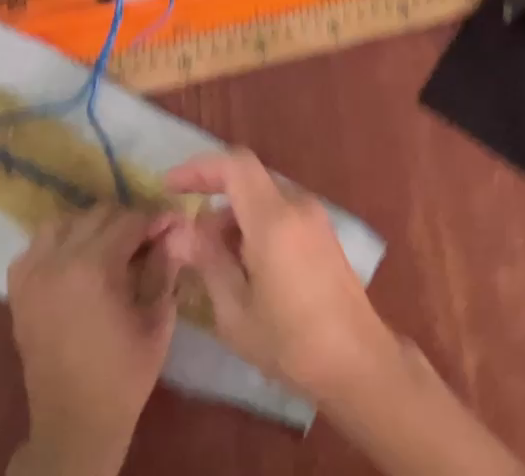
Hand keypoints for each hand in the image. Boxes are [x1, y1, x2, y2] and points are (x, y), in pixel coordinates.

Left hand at [7, 207, 180, 475]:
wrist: (76, 418)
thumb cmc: (126, 371)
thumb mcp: (158, 317)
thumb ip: (165, 267)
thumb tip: (176, 231)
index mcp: (95, 268)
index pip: (130, 219)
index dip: (156, 220)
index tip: (174, 227)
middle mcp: (58, 261)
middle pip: (98, 214)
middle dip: (127, 221)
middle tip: (147, 240)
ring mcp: (32, 275)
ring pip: (63, 222)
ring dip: (91, 227)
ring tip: (110, 247)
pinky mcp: (18, 290)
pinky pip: (36, 246)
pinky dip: (58, 244)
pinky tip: (76, 262)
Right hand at [163, 150, 399, 400]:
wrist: (355, 359)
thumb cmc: (289, 341)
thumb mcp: (235, 309)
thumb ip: (208, 261)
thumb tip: (182, 231)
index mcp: (275, 218)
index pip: (236, 166)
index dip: (199, 169)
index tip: (169, 187)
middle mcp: (299, 207)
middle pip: (251, 181)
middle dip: (216, 200)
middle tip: (189, 240)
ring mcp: (317, 220)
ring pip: (266, 199)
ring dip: (236, 218)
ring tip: (213, 264)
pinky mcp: (325, 236)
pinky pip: (283, 215)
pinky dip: (257, 227)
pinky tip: (244, 268)